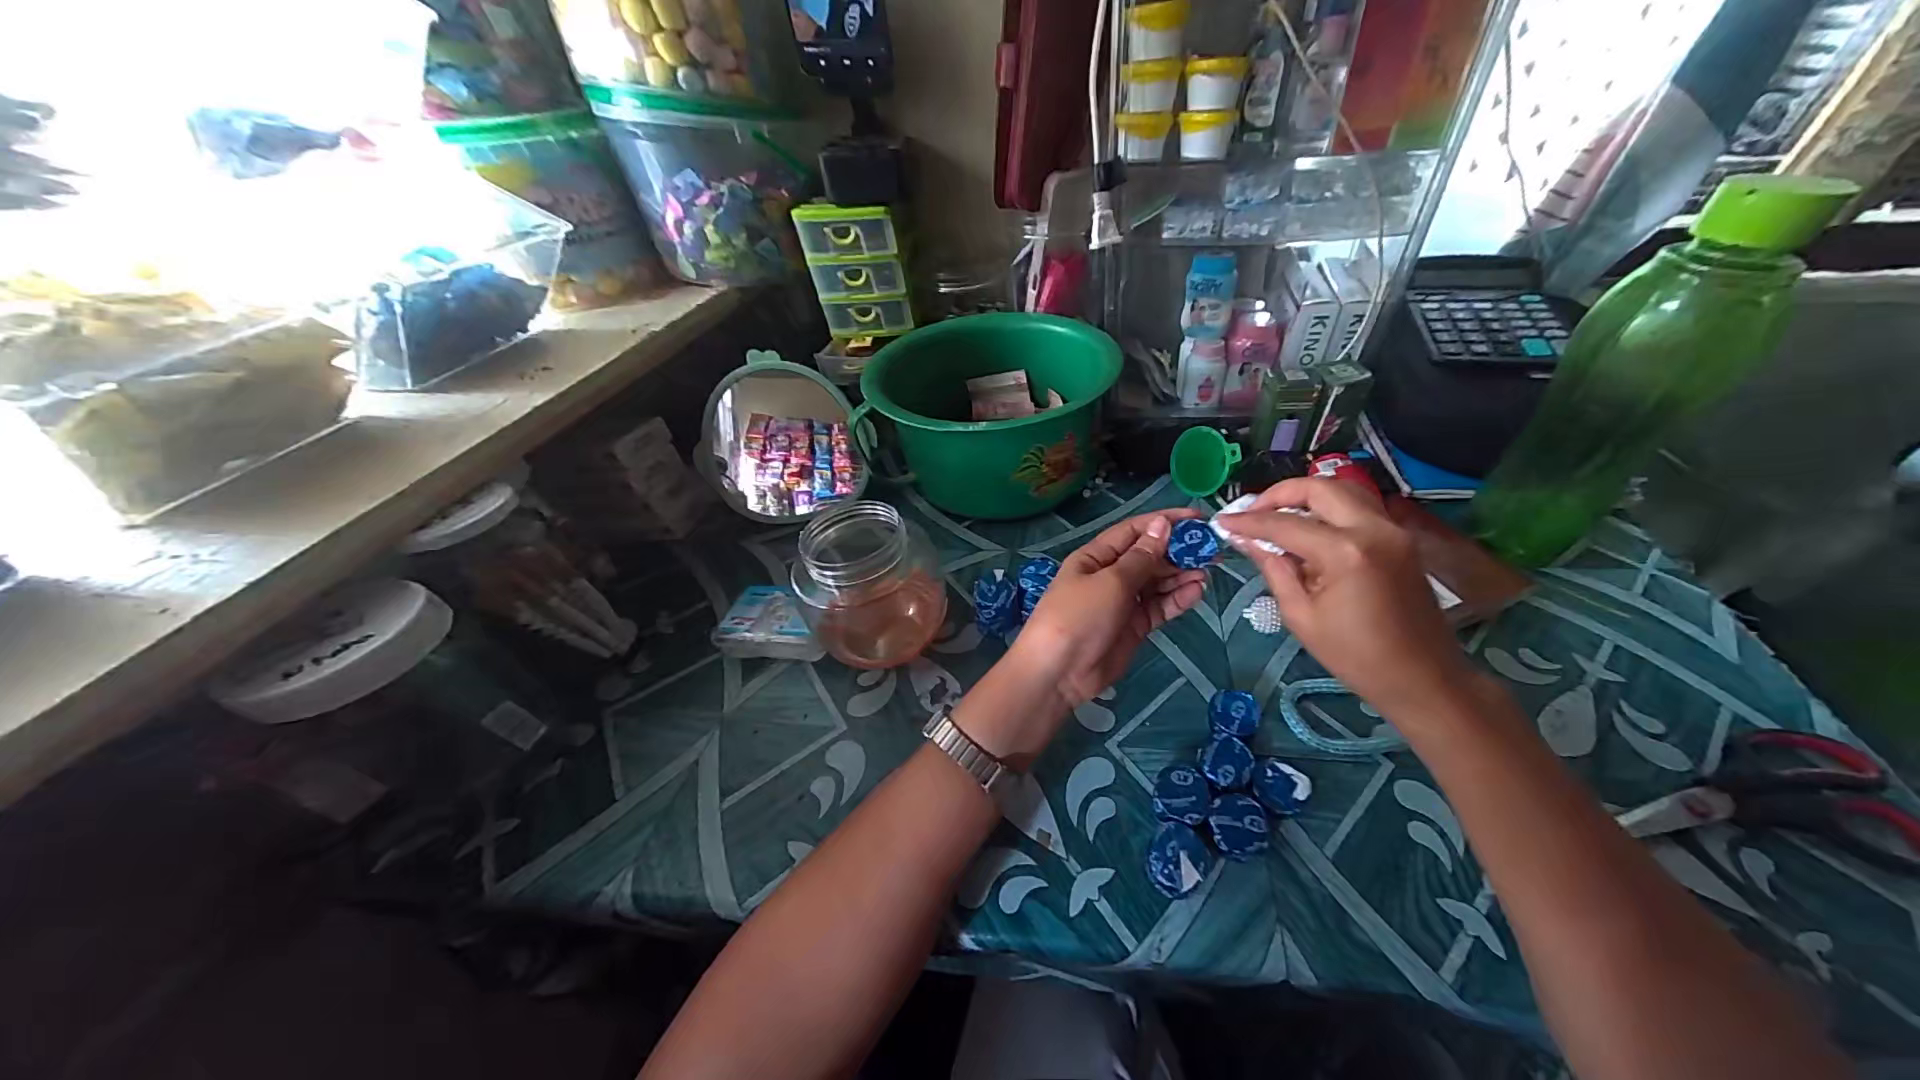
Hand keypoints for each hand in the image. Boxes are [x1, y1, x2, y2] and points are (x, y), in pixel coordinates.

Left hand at [956, 510, 1207, 763]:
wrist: (1059, 672)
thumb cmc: (1079, 617)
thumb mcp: (1110, 581)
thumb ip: (1141, 557)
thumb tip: (1162, 524)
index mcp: (1095, 557)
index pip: (1133, 531)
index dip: (1164, 522)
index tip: (1198, 519)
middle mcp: (1109, 576)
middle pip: (1148, 556)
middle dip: (1177, 551)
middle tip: (1211, 549)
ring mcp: (1122, 602)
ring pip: (1157, 582)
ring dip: (1181, 575)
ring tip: (1208, 570)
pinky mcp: (1133, 626)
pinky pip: (1159, 607)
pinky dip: (1177, 599)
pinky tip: (1196, 591)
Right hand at [1216, 477, 1471, 715]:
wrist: (1423, 678)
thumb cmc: (1355, 656)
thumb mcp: (1300, 615)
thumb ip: (1274, 568)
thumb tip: (1245, 540)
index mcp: (1346, 552)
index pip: (1285, 524)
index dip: (1248, 522)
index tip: (1222, 522)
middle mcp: (1373, 529)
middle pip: (1319, 488)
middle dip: (1279, 494)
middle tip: (1251, 512)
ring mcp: (1393, 531)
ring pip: (1343, 490)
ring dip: (1306, 496)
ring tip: (1276, 516)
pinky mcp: (1401, 539)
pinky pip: (1359, 508)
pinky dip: (1329, 509)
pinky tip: (1307, 530)